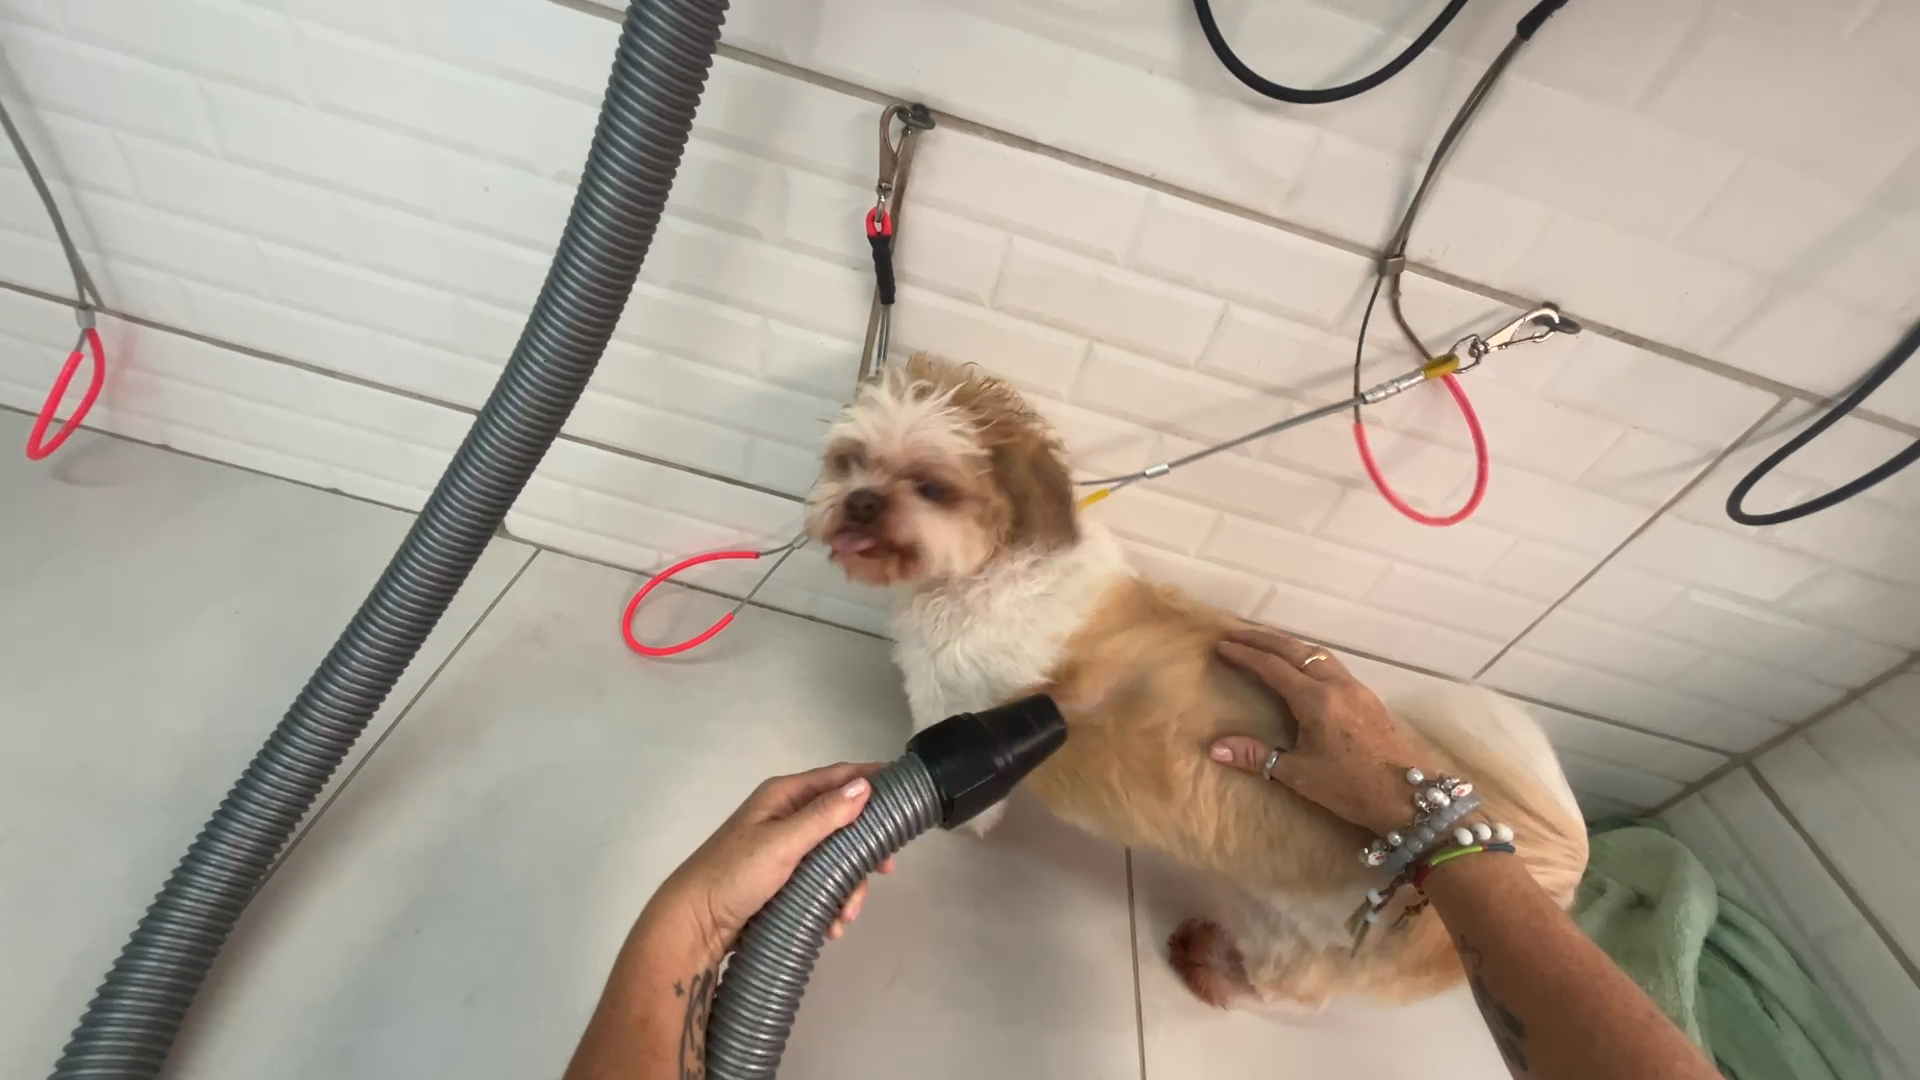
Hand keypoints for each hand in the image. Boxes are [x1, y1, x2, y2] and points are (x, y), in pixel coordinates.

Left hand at [640, 763, 895, 960]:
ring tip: (844, 916)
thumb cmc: (734, 875)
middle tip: (885, 869)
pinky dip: (831, 900)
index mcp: (784, 795)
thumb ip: (825, 815)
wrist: (690, 928)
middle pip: (842, 820)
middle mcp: (787, 816)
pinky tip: (831, 925)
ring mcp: (784, 849)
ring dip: (847, 884)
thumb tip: (865, 785)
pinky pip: (821, 881)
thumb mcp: (783, 843)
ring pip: (835, 856)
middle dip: (863, 848)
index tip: (905, 790)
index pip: (838, 776)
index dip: (872, 780)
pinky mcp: (783, 880)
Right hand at [1208, 628, 1427, 835]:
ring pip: (1316, 652)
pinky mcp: (1368, 697)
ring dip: (1288, 644)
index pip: (1272, 667)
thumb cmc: (1352, 788)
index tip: (1222, 646)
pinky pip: (1331, 663)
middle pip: (1294, 649)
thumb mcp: (1300, 774)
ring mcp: (1355, 688)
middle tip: (1237, 634)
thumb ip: (1257, 756)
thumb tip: (1215, 748)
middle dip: (1263, 639)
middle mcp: (1336, 685)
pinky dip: (1307, 655)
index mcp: (1315, 700)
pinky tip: (1302, 666)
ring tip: (1266, 644)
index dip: (1245, 655)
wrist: (1414, 800)